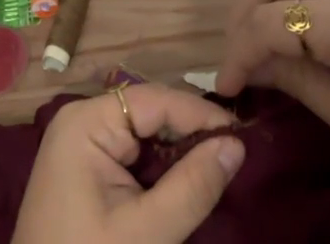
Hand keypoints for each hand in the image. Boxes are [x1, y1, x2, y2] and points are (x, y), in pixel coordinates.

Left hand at [11, 83, 245, 243]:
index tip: (245, 137)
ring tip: (220, 170)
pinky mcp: (88, 167)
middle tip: (237, 157)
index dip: (202, 115)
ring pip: (147, 134)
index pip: (157, 100)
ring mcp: (83, 142)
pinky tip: (188, 184)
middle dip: (192, 134)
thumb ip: (192, 186)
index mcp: (87, 121)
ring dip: (180, 153)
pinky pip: (134, 154)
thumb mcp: (146, 230)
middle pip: (152, 112)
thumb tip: (237, 144)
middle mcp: (83, 120)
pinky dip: (162, 169)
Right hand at [213, 0, 329, 193]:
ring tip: (259, 53)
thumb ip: (298, 83)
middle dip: (242, 14)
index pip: (268, 20)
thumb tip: (251, 67)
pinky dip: (292, 1)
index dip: (238, 52)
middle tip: (238, 61)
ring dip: (265, 3)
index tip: (226, 89)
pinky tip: (294, 40)